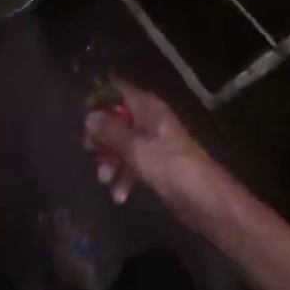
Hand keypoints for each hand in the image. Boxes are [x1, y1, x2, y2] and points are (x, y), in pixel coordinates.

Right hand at [82, 81, 225, 214]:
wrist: (205, 199)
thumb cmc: (169, 166)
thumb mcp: (135, 148)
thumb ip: (110, 131)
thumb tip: (89, 117)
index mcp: (146, 106)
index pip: (117, 89)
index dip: (99, 99)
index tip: (83, 117)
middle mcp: (149, 119)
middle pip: (117, 118)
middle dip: (102, 136)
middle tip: (89, 152)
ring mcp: (154, 141)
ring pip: (123, 143)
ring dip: (111, 161)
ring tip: (104, 180)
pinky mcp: (158, 163)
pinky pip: (134, 162)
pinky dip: (125, 176)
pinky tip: (120, 196)